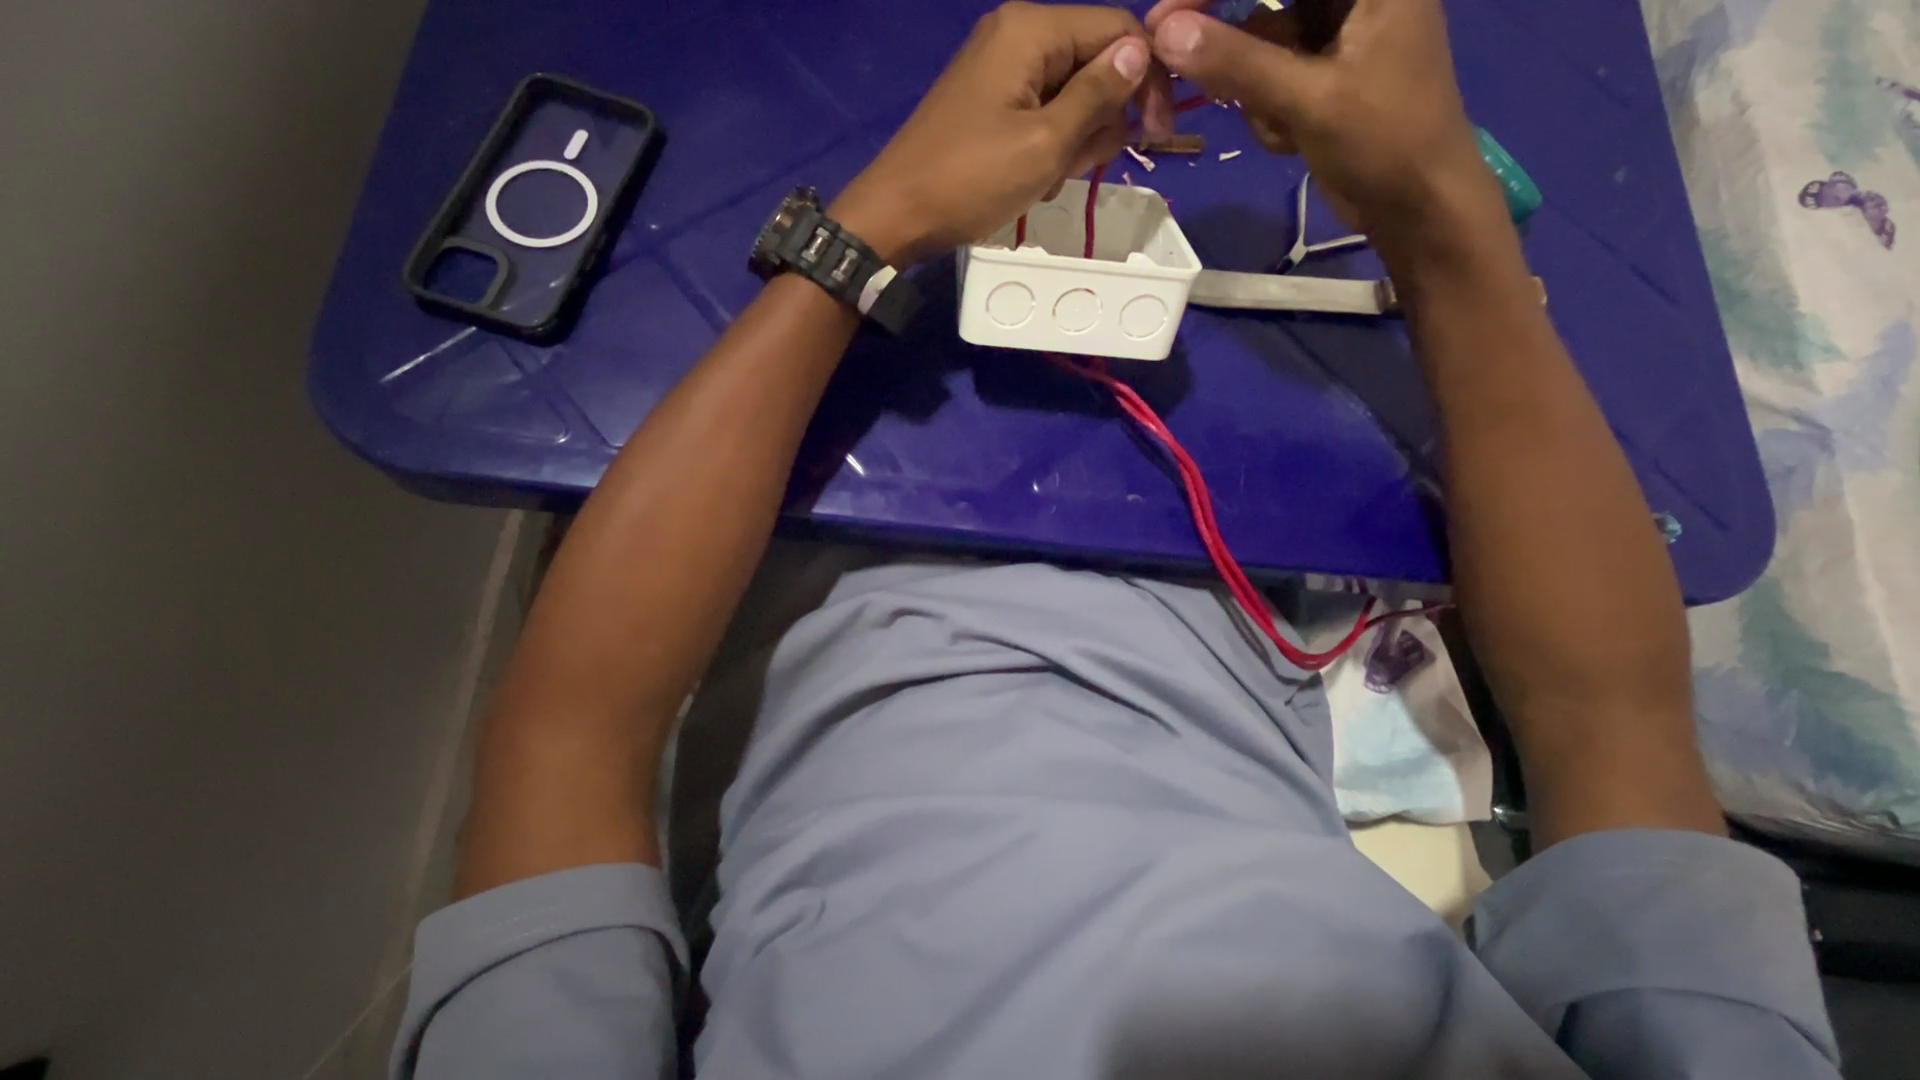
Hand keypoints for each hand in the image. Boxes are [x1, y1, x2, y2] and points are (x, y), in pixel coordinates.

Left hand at [830, 3, 1152, 265]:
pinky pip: (1042, 112)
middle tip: (1081, 165)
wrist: (896, 215)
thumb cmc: (970, 179)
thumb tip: (1141, 50)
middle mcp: (1017, 34)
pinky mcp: (990, 101)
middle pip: (1096, 60)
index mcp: (1031, 29)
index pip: (1118, 28)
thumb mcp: (1045, 143)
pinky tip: (1034, 178)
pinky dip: (1049, 145)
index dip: (1148, 78)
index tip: (1158, 133)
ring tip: (1050, 177)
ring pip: (1072, 93)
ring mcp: (1000, 68)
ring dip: (1075, 140)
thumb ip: (1098, 94)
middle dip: (1103, 117)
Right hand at [1144, 0, 1507, 257]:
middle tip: (1176, 57)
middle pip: (1266, 3)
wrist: (1419, 207)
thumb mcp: (1309, 98)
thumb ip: (1238, 62)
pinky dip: (1265, 108)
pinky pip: (1268, 75)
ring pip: (1259, 41)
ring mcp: (1336, 35)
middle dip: (1232, 44)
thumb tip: (1165, 31)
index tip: (1165, 14)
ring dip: (1251, 88)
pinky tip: (1291, 139)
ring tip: (1281, 128)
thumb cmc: (1387, 140)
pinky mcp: (1321, 74)